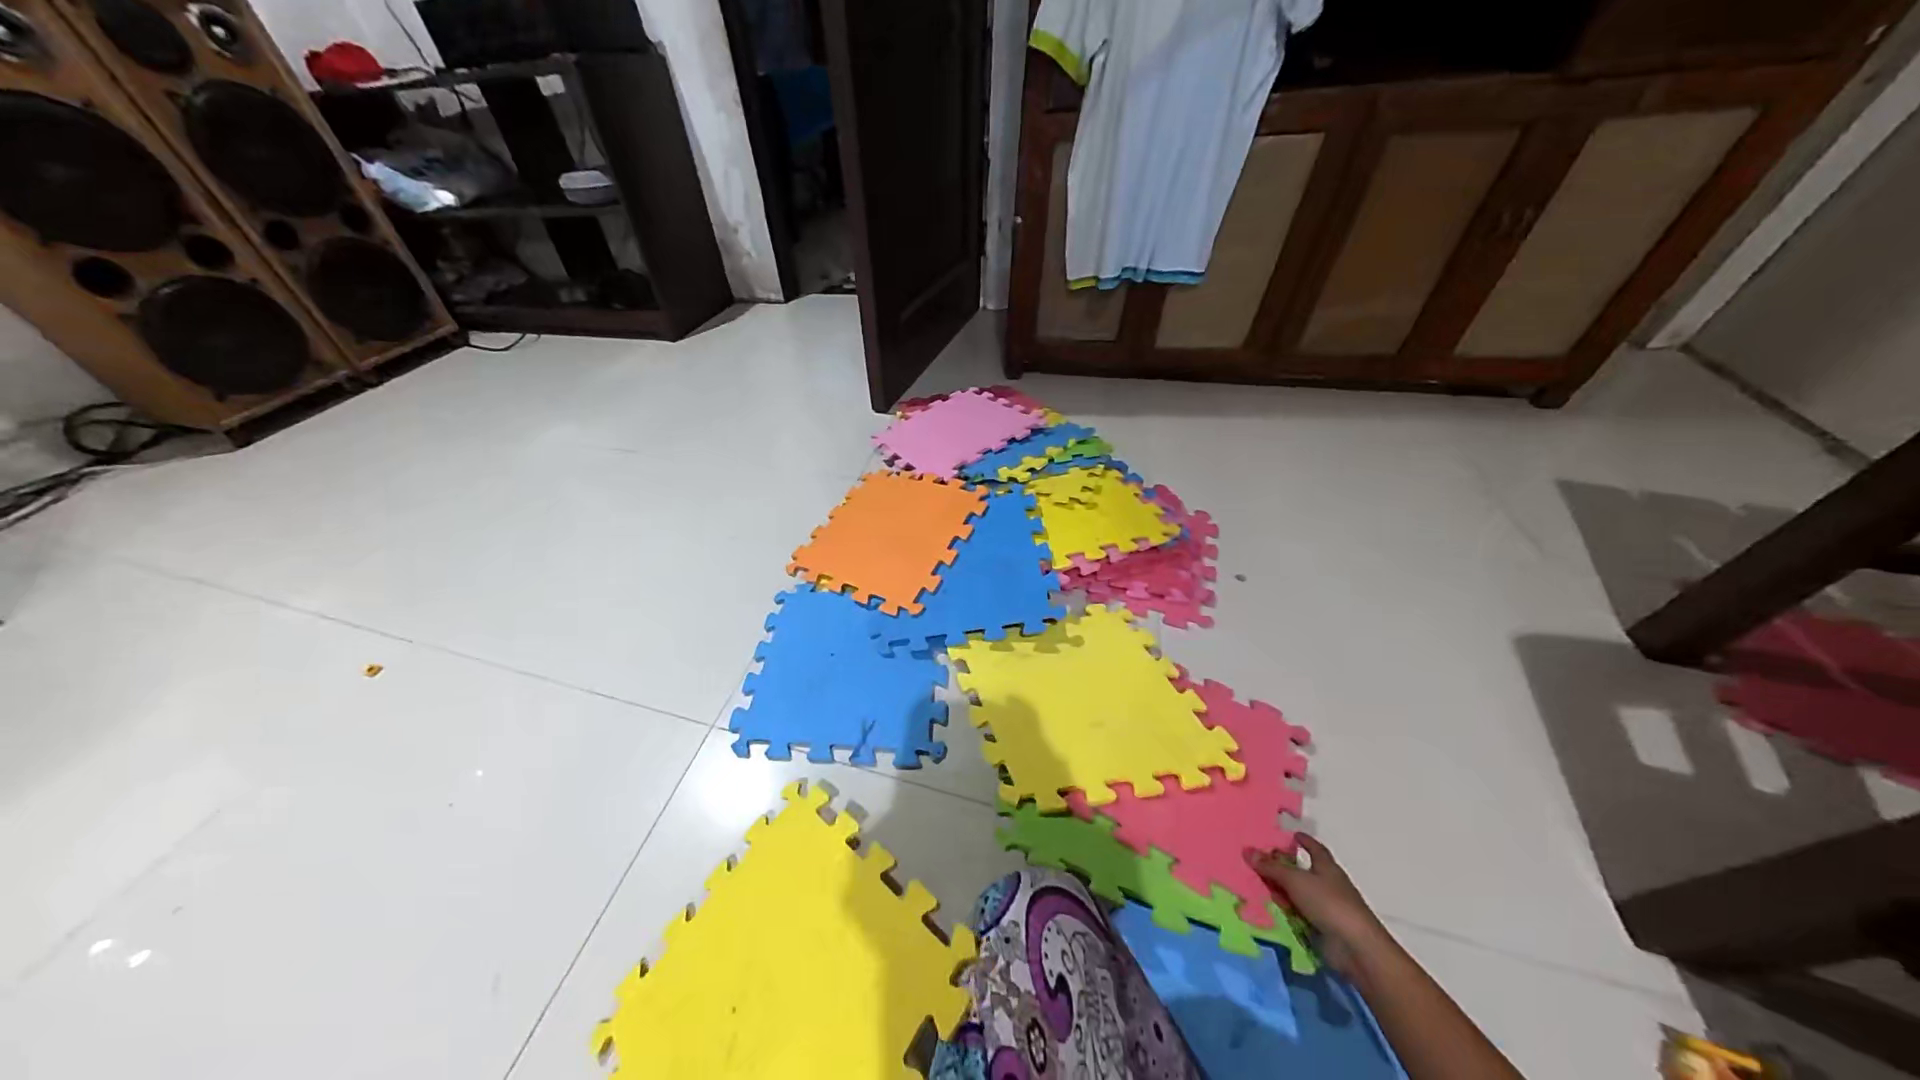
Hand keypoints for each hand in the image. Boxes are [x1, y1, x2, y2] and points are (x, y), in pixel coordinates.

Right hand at [1247, 834, 1385, 976]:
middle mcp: (1327, 884)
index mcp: (1327, 867)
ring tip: (1255, 883)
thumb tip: (1247, 850)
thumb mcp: (1295, 880)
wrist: (1354, 948)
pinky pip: (1297, 913)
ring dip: (1280, 890)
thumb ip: (1271, 867)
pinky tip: (1266, 908)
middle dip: (1283, 866)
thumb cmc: (1328, 903)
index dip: (1304, 841)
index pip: (1315, 849)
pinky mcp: (1320, 927)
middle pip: (1302, 871)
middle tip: (1260, 859)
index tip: (1292, 834)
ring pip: (1297, 893)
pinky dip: (1284, 910)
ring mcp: (1325, 907)